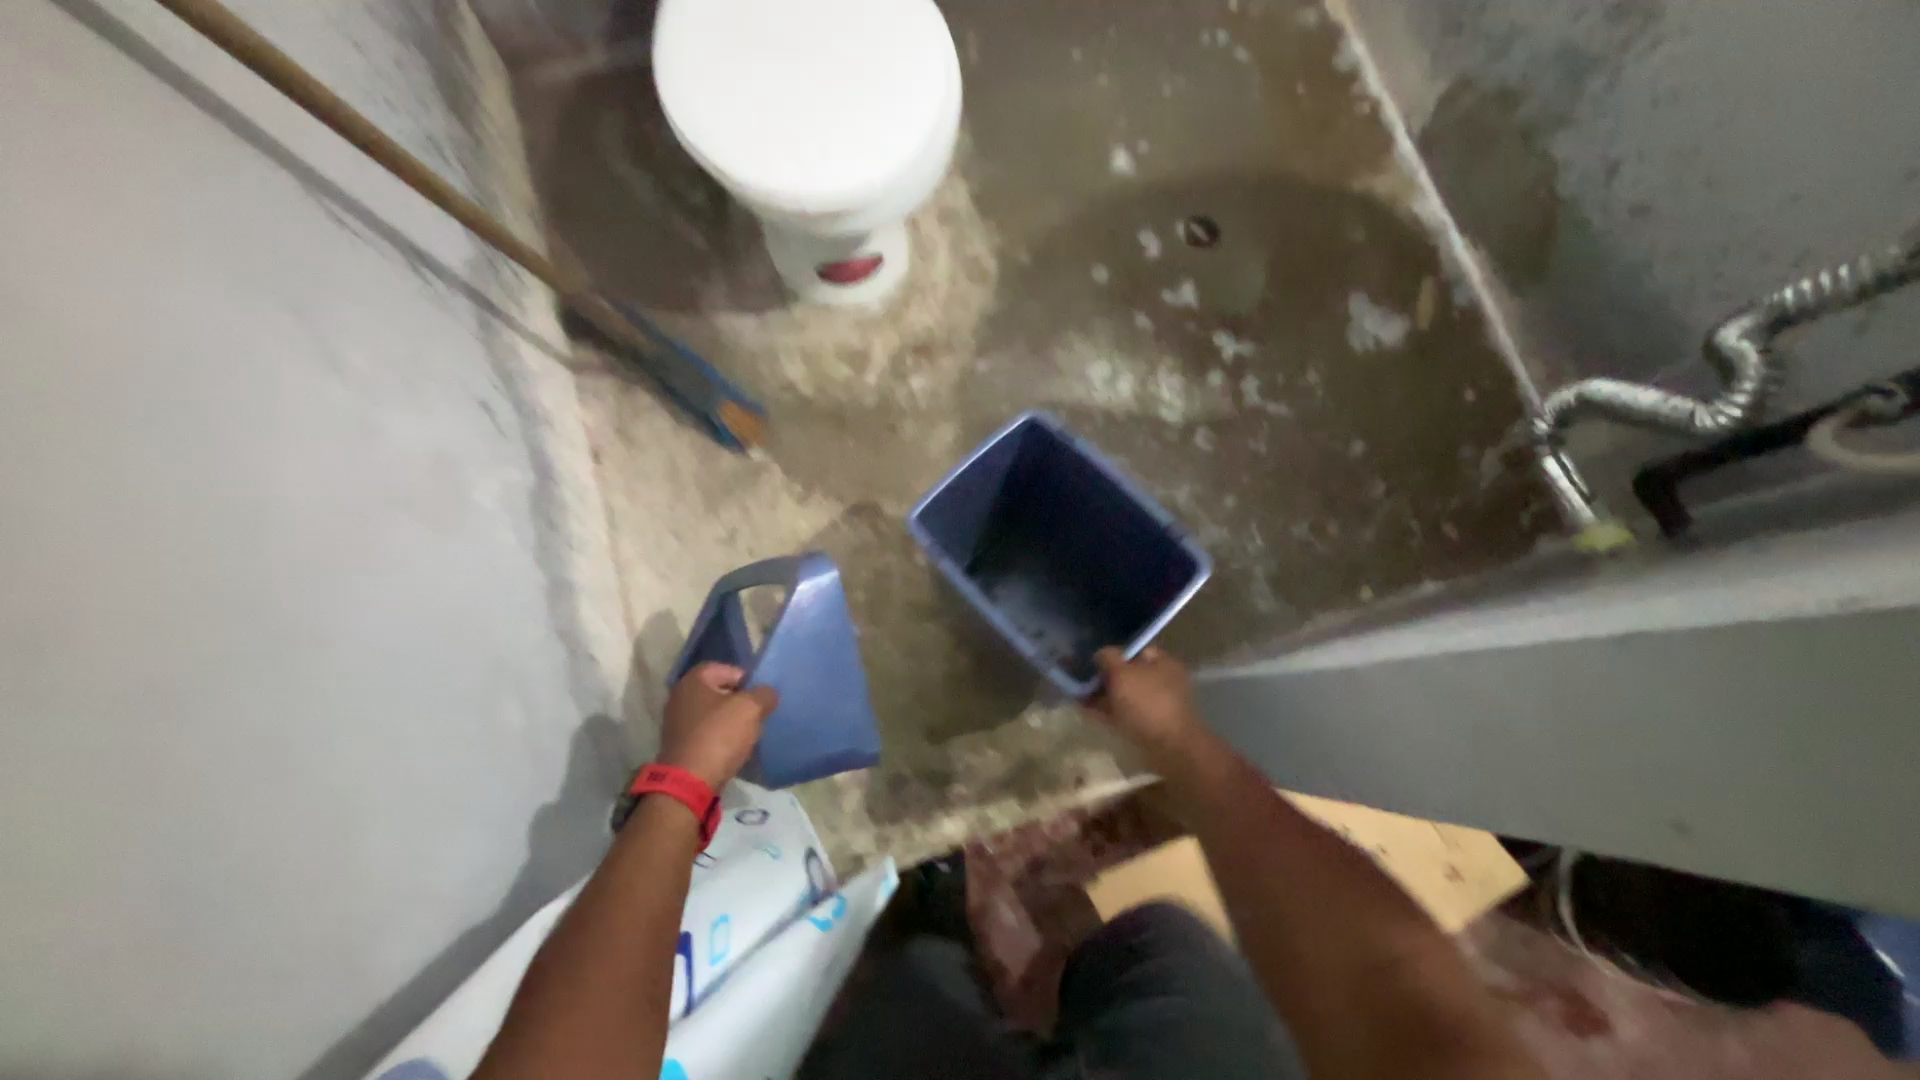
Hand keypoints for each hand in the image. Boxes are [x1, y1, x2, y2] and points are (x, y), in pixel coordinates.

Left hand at [657, 663, 778, 788]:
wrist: (689, 782)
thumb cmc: (719, 736)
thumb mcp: (750, 708)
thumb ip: (764, 694)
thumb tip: (768, 694)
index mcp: (692, 681)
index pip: (723, 668)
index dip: (745, 677)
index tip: (760, 693)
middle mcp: (680, 698)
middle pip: (718, 691)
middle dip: (739, 700)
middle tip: (758, 712)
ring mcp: (677, 723)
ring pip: (713, 714)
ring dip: (731, 721)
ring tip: (750, 731)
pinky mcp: (681, 745)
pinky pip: (706, 733)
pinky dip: (721, 737)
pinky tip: (735, 747)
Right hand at [1086, 646, 1201, 757]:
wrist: (1169, 748)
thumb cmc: (1147, 703)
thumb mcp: (1122, 673)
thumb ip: (1108, 658)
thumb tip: (1100, 654)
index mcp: (1162, 662)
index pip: (1134, 650)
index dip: (1111, 652)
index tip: (1090, 659)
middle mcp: (1161, 680)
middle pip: (1127, 673)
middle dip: (1104, 676)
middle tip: (1080, 678)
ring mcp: (1156, 704)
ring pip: (1123, 695)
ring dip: (1102, 695)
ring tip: (1078, 695)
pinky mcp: (1149, 725)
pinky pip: (1123, 713)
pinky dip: (1106, 712)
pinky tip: (1086, 711)